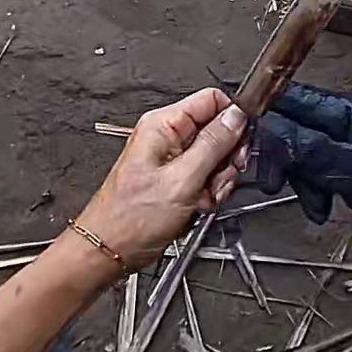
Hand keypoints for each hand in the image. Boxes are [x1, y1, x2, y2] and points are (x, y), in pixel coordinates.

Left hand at [74, 87, 249, 271]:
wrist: (111, 251)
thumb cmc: (130, 218)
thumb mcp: (182, 179)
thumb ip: (214, 144)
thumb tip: (237, 116)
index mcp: (164, 124)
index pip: (213, 100)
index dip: (233, 120)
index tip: (240, 145)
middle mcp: (168, 136)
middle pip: (219, 130)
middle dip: (226, 158)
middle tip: (218, 178)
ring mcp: (174, 157)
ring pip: (217, 157)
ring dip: (219, 180)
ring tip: (203, 197)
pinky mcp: (178, 177)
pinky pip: (208, 176)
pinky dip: (210, 192)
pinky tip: (198, 205)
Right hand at [254, 83, 351, 315]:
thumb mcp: (351, 170)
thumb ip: (308, 147)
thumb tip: (267, 128)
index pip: (296, 99)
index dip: (269, 118)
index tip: (247, 145)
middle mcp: (351, 114)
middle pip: (297, 126)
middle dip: (287, 158)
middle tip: (274, 186)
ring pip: (306, 149)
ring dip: (302, 178)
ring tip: (316, 207)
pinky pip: (320, 164)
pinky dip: (316, 185)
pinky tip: (323, 207)